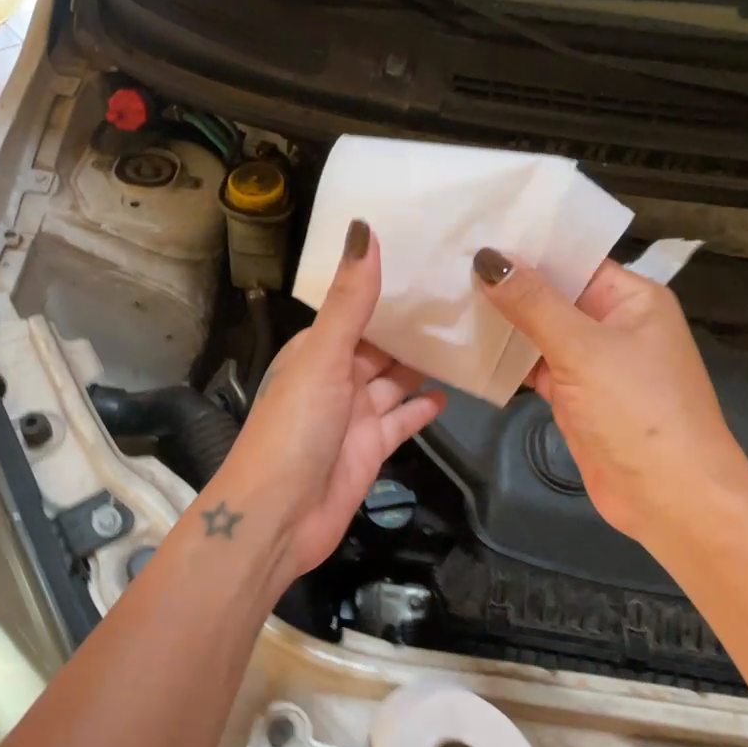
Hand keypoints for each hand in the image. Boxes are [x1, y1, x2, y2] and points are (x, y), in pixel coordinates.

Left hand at [207, 221, 446, 581]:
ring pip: (395, 381)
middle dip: (413, 325)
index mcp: (316, 350)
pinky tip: (452, 391)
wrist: (278, 517)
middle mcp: (335, 378)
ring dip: (423, 363)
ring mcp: (354, 415)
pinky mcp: (372, 449)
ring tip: (469, 335)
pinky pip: (402, 420)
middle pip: (380, 345)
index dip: (388, 287)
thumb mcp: (322, 358)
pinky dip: (423, 408)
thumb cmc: (293, 430)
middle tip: (466, 295)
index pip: (356, 309)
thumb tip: (364, 229)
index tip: (431, 259)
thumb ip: (349, 301)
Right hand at [472, 250, 747, 544]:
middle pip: (553, 294)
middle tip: (446, 264)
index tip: (472, 233)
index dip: (526, 247)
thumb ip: (533, 303)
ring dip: (502, 323)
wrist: (670, 497)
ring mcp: (594, 363)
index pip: (573, 259)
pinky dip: (506, 361)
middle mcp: (614, 324)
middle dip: (506, 285)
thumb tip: (489, 258)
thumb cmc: (637, 412)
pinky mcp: (576, 397)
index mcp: (631, 299)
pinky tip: (466, 348)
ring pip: (540, 332)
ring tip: (446, 298)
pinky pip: (535, 367)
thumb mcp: (582, 349)